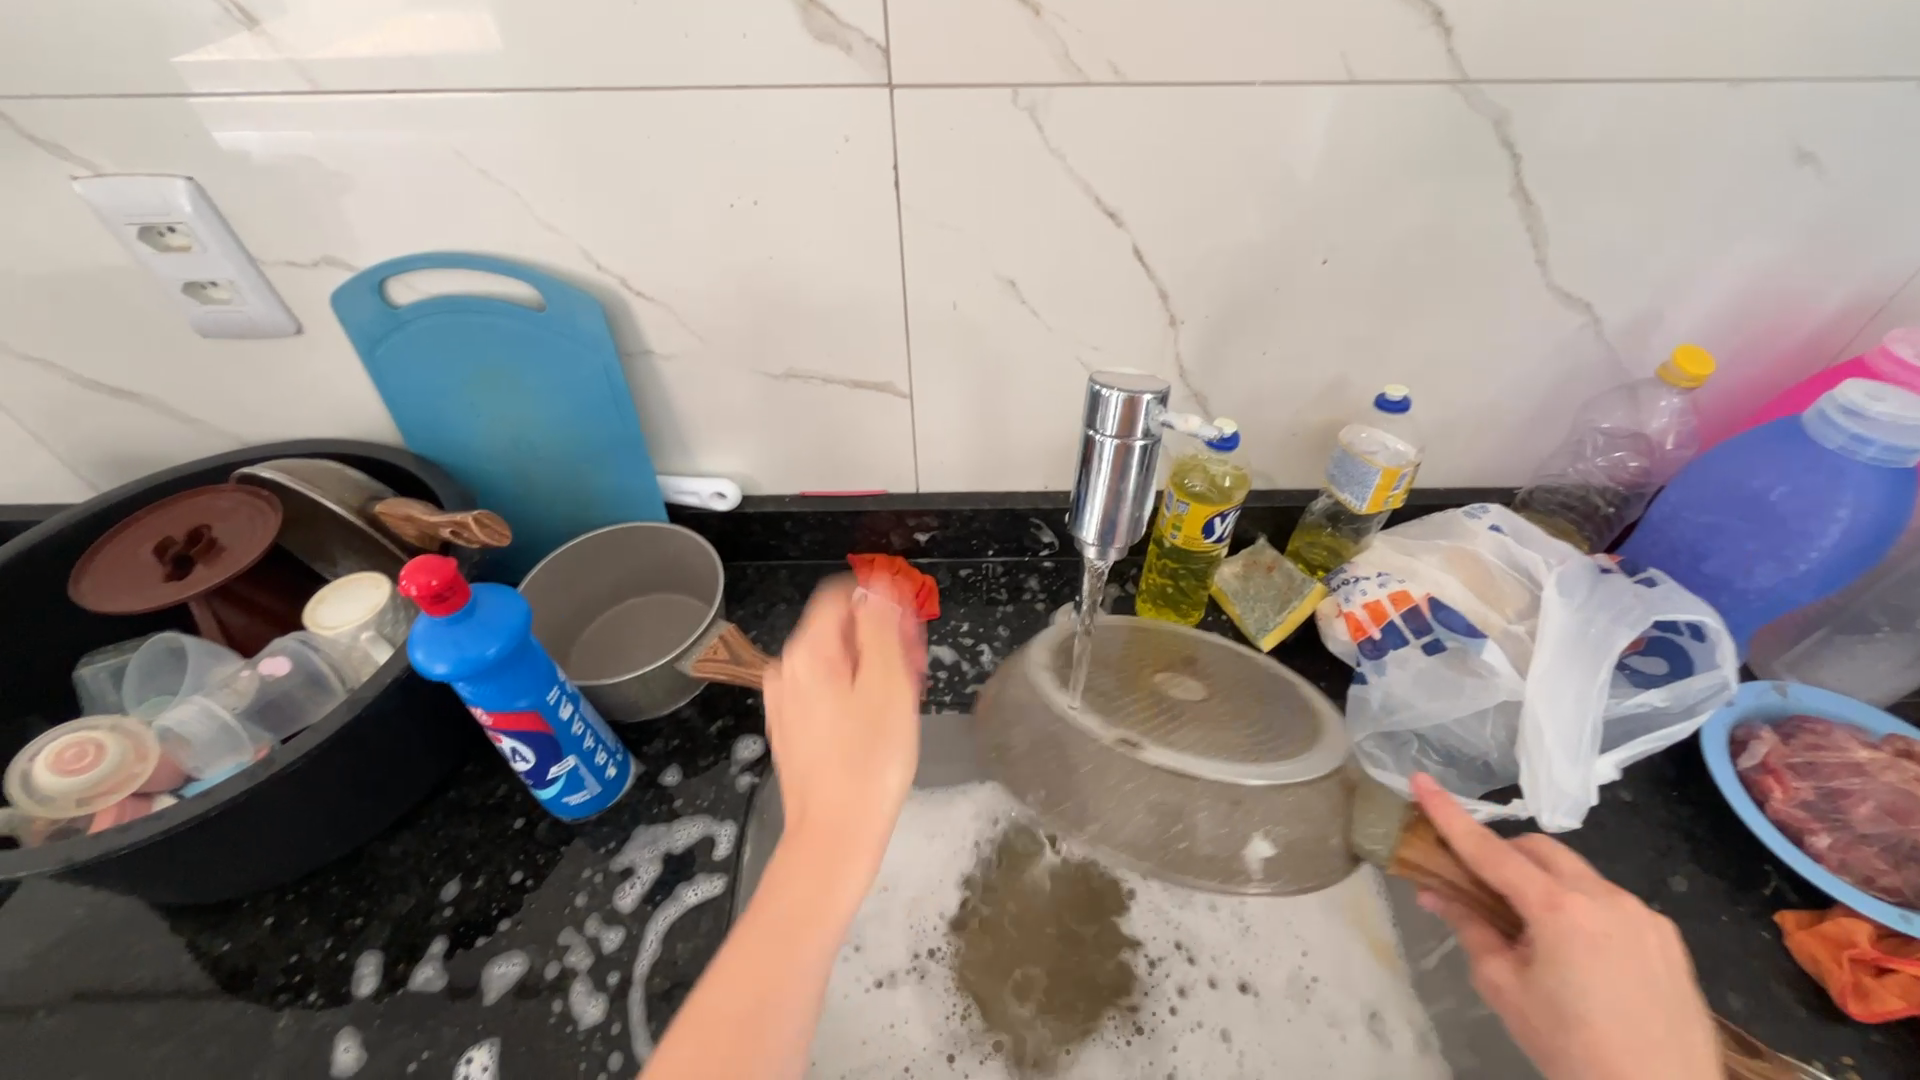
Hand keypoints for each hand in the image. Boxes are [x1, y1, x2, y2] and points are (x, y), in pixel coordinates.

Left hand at [763, 575, 924, 862]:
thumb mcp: (889, 683)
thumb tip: (877, 585)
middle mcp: (787, 668)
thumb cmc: (869, 762)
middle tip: (915, 670)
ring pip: (837, 659)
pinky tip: (878, 721)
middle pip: (840, 626)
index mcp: (808, 651)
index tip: (911, 631)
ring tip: (902, 699)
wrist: (835, 835)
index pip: (843, 594)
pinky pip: (826, 688)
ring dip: (874, 665)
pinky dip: (855, 691)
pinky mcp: (791, 726)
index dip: (882, 602)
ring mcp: (785, 699)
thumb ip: (881, 625)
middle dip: (882, 637)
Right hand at [1410, 773, 1719, 1079]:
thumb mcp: (1503, 987)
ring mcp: (1644, 916)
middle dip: (1502, 855)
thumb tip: (1434, 894)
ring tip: (1533, 934)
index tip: (1420, 779)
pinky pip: (1610, 902)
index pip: (1488, 849)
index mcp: (1559, 909)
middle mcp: (1605, 898)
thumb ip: (1469, 928)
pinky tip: (1580, 956)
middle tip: (1479, 888)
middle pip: (1538, 849)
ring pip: (1576, 874)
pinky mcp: (1668, 939)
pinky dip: (1580, 908)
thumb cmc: (1571, 1048)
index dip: (1449, 814)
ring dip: (1543, 883)